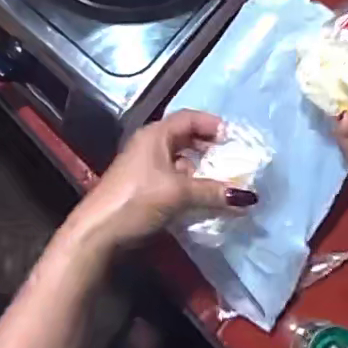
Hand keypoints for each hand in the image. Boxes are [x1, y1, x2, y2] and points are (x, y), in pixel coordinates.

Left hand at [64, 110, 255, 251]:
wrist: (99, 230)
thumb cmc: (137, 199)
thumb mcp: (178, 193)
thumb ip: (213, 192)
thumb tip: (248, 197)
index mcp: (155, 135)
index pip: (188, 118)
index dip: (212, 124)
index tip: (235, 138)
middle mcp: (150, 145)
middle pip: (185, 137)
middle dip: (209, 147)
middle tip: (234, 160)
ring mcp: (145, 166)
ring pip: (180, 160)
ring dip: (202, 169)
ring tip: (225, 182)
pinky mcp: (144, 187)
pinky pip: (174, 178)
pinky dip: (191, 184)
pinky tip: (205, 199)